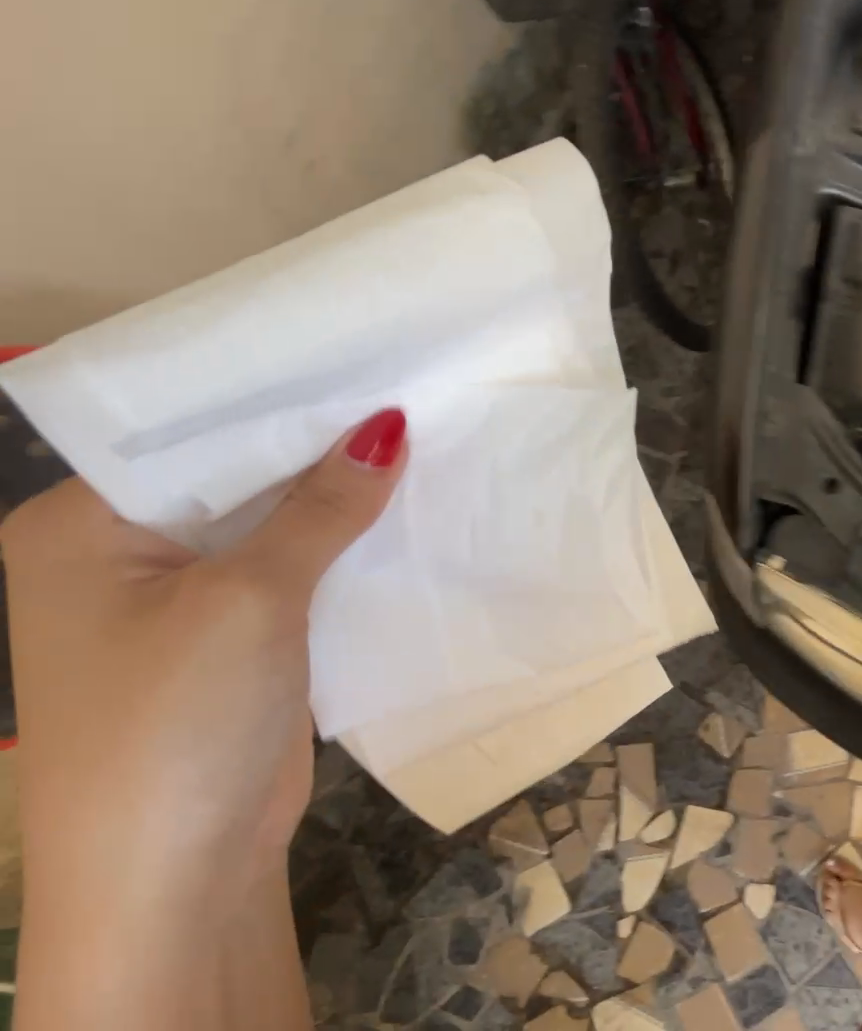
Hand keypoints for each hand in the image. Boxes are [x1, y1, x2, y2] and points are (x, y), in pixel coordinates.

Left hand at [1, 409, 406, 889]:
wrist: (179, 862)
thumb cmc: (180, 718)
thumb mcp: (252, 599)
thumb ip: (320, 508)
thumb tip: (386, 424)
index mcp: (79, 528)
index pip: (186, 434)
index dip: (274, 398)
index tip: (360, 359)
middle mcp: (123, 552)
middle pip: (236, 475)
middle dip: (317, 445)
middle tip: (407, 389)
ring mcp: (186, 596)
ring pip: (276, 522)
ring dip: (340, 496)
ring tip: (423, 437)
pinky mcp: (243, 631)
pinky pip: (299, 565)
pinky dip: (347, 542)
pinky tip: (406, 510)